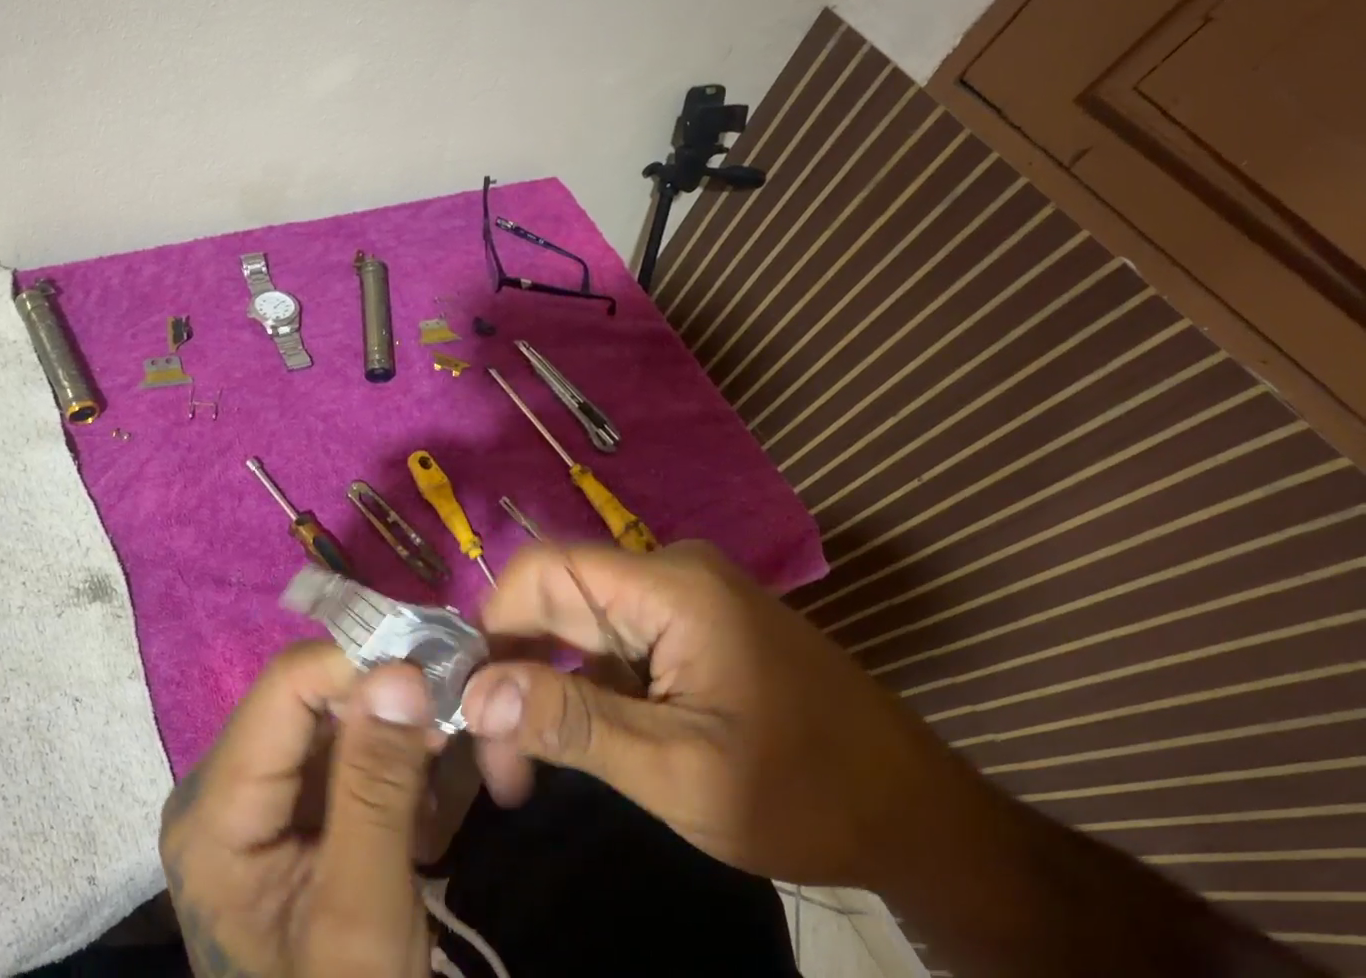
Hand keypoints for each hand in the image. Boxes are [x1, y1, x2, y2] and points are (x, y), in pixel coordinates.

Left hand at [159, 643, 441, 977]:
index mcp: (216, 808)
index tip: (446, 683)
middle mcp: (225, 786)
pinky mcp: (291, 815)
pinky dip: (401, 779)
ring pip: (345, 726)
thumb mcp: (362, 911)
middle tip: (469, 740)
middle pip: (317, 701)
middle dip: (396, 712)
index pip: (287, 685)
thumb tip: (400, 670)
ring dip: (408, 749)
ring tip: (444, 809)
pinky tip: (425, 829)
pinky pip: (352, 763)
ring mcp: (258, 799)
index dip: (365, 666)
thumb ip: (377, 789)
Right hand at [460, 540, 981, 888]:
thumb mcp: (677, 769)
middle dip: (515, 675)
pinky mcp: (693, 634)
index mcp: (672, 587)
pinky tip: (578, 747)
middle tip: (501, 767)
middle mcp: (671, 575)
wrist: (915, 818)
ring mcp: (685, 604)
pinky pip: (613, 648)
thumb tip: (474, 692)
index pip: (542, 570)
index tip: (474, 712)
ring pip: (578, 629)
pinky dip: (584, 695)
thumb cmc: (803, 795)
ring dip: (546, 692)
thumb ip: (573, 724)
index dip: (492, 631)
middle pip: (556, 599)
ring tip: (529, 772)